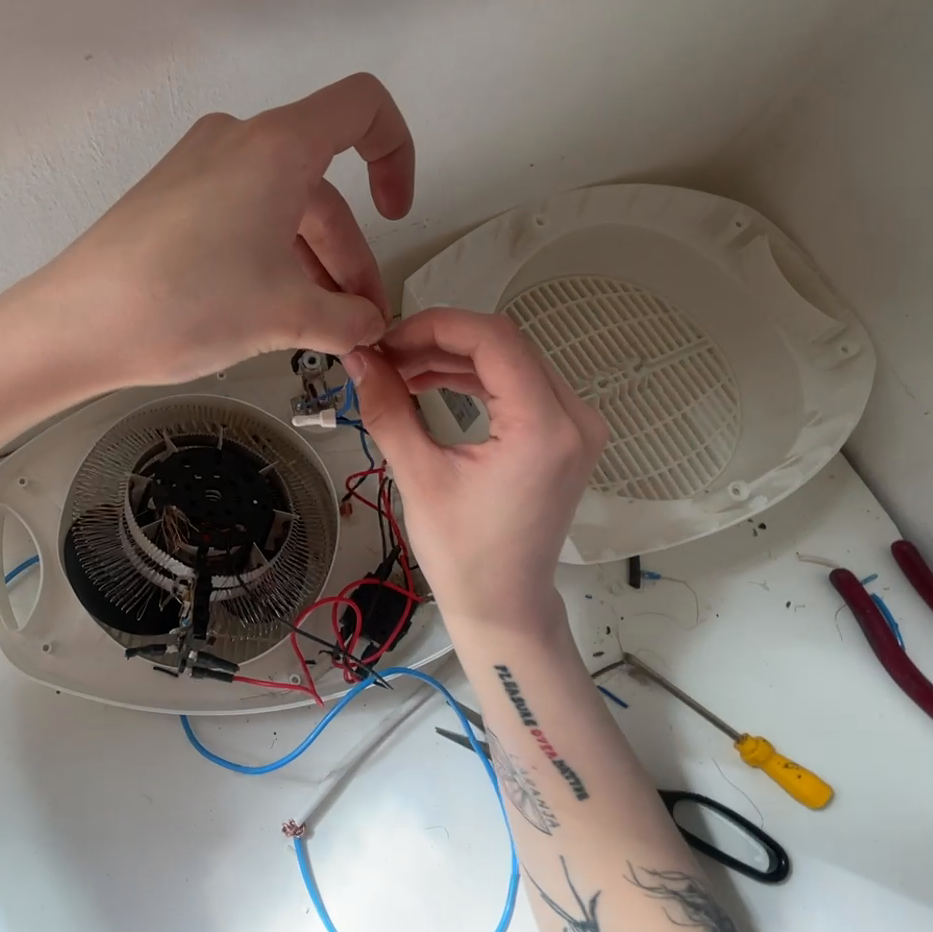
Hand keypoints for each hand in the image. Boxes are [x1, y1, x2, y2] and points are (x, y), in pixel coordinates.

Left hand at [10, 73, 414, 386]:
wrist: (79, 325)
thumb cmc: (180, 304)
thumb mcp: (286, 316)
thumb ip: (346, 319)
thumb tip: (367, 326)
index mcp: (277, 147)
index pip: (363, 111)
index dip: (397, 156)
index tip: (397, 210)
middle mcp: (236, 143)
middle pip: (320, 188)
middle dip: (347, 257)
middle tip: (357, 320)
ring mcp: (198, 169)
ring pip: (279, 210)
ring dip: (309, 265)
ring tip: (320, 328)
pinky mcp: (171, 200)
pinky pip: (241, 219)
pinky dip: (268, 259)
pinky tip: (272, 311)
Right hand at [348, 308, 607, 630]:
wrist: (503, 604)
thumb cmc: (461, 553)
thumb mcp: (418, 477)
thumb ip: (388, 411)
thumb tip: (357, 360)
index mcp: (544, 427)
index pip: (494, 340)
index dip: (435, 327)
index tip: (387, 341)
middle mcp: (574, 416)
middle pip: (505, 345)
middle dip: (440, 341)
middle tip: (386, 356)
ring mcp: (575, 426)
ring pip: (511, 362)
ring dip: (454, 360)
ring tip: (398, 371)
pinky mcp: (564, 437)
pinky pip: (518, 387)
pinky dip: (474, 380)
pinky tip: (429, 384)